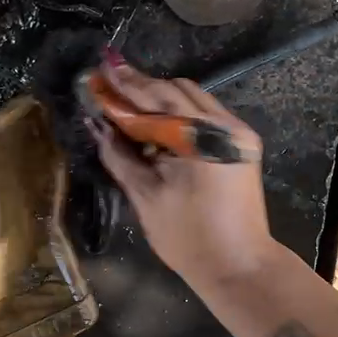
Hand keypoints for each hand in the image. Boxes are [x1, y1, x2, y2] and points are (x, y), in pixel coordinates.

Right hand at [90, 62, 281, 283]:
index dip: (125, 85)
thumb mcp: (145, 196)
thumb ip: (119, 155)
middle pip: (177, 90)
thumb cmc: (188, 238)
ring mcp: (238, 133)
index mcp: (202, 138)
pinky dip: (178, 112)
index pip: (157, 98)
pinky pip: (205, 114)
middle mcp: (226, 126)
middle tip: (108, 82)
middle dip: (141, 86)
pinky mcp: (241, 144)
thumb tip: (96, 125)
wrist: (239, 266)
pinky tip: (154, 122)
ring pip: (192, 98)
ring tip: (127, 102)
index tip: (100, 70)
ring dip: (159, 98)